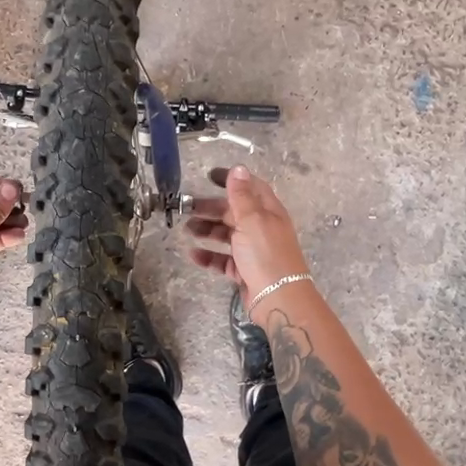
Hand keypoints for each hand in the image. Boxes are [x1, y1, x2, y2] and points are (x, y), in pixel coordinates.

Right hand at [183, 165, 308, 301]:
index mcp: (268, 211)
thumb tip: (238, 168)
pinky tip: (193, 254)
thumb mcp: (252, 219)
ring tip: (187, 230)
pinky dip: (209, 256)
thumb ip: (242, 195)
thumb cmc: (265, 253)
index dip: (232, 180)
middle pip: (233, 212)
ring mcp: (253, 250)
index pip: (250, 188)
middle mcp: (261, 228)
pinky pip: (223, 259)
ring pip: (226, 235)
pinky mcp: (244, 270)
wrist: (278, 298)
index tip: (210, 176)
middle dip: (211, 208)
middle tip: (187, 208)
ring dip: (207, 230)